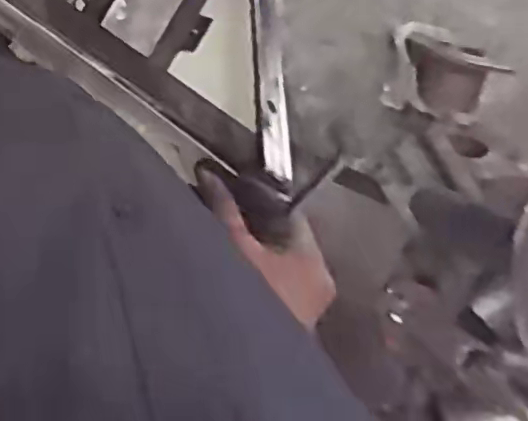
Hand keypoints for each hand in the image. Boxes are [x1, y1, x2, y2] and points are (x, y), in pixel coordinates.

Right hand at [196, 165, 335, 329]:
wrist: (256, 353)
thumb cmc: (252, 291)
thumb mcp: (234, 243)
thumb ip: (224, 207)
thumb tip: (209, 173)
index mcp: (313, 257)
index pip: (289, 210)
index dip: (259, 192)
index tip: (230, 180)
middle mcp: (318, 274)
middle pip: (282, 230)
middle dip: (250, 212)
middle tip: (220, 196)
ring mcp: (308, 294)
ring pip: (277, 249)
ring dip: (250, 233)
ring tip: (218, 217)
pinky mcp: (294, 306)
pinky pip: (274, 267)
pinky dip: (253, 253)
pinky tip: (229, 245)